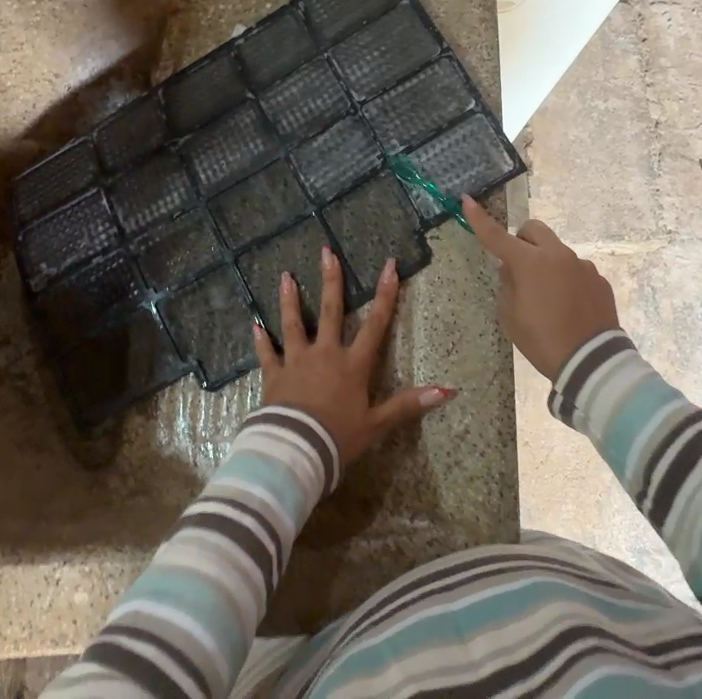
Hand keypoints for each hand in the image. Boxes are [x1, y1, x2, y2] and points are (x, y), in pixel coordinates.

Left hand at [253, 245, 455, 465]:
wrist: (295, 450)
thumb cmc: (338, 437)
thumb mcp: (377, 423)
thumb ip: (408, 405)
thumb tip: (447, 391)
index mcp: (353, 364)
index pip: (375, 324)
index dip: (385, 294)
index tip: (390, 265)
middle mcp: (326, 354)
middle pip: (330, 311)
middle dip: (331, 280)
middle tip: (326, 252)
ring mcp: (297, 362)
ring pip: (294, 324)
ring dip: (290, 300)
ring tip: (286, 276)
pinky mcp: (274, 375)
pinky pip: (267, 354)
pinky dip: (261, 340)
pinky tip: (254, 325)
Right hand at [463, 196, 620, 380]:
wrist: (591, 361)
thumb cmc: (542, 340)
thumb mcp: (510, 316)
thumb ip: (507, 285)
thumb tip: (511, 268)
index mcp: (530, 263)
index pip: (497, 236)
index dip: (479, 219)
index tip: (467, 201)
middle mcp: (558, 255)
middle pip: (534, 229)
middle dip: (522, 240)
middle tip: (518, 267)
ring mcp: (582, 265)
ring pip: (557, 251)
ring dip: (547, 263)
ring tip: (549, 298)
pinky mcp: (599, 279)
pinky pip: (576, 270)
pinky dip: (567, 280)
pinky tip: (569, 307)